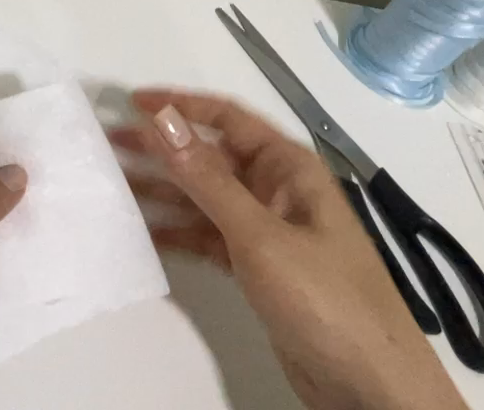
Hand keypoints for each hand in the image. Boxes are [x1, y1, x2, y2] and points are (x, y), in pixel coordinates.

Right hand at [111, 90, 467, 409]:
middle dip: (163, 148)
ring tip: (116, 184)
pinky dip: (179, 232)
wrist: (372, 390)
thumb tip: (162, 119)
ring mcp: (269, 230)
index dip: (180, 106)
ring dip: (164, 190)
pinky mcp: (260, 267)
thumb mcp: (259, 234)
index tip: (133, 102)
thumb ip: (206, 178)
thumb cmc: (324, 298)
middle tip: (111, 142)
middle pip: (211, 157)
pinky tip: (145, 233)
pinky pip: (210, 235)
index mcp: (288, 167)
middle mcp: (277, 190)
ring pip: (205, 197)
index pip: (227, 119)